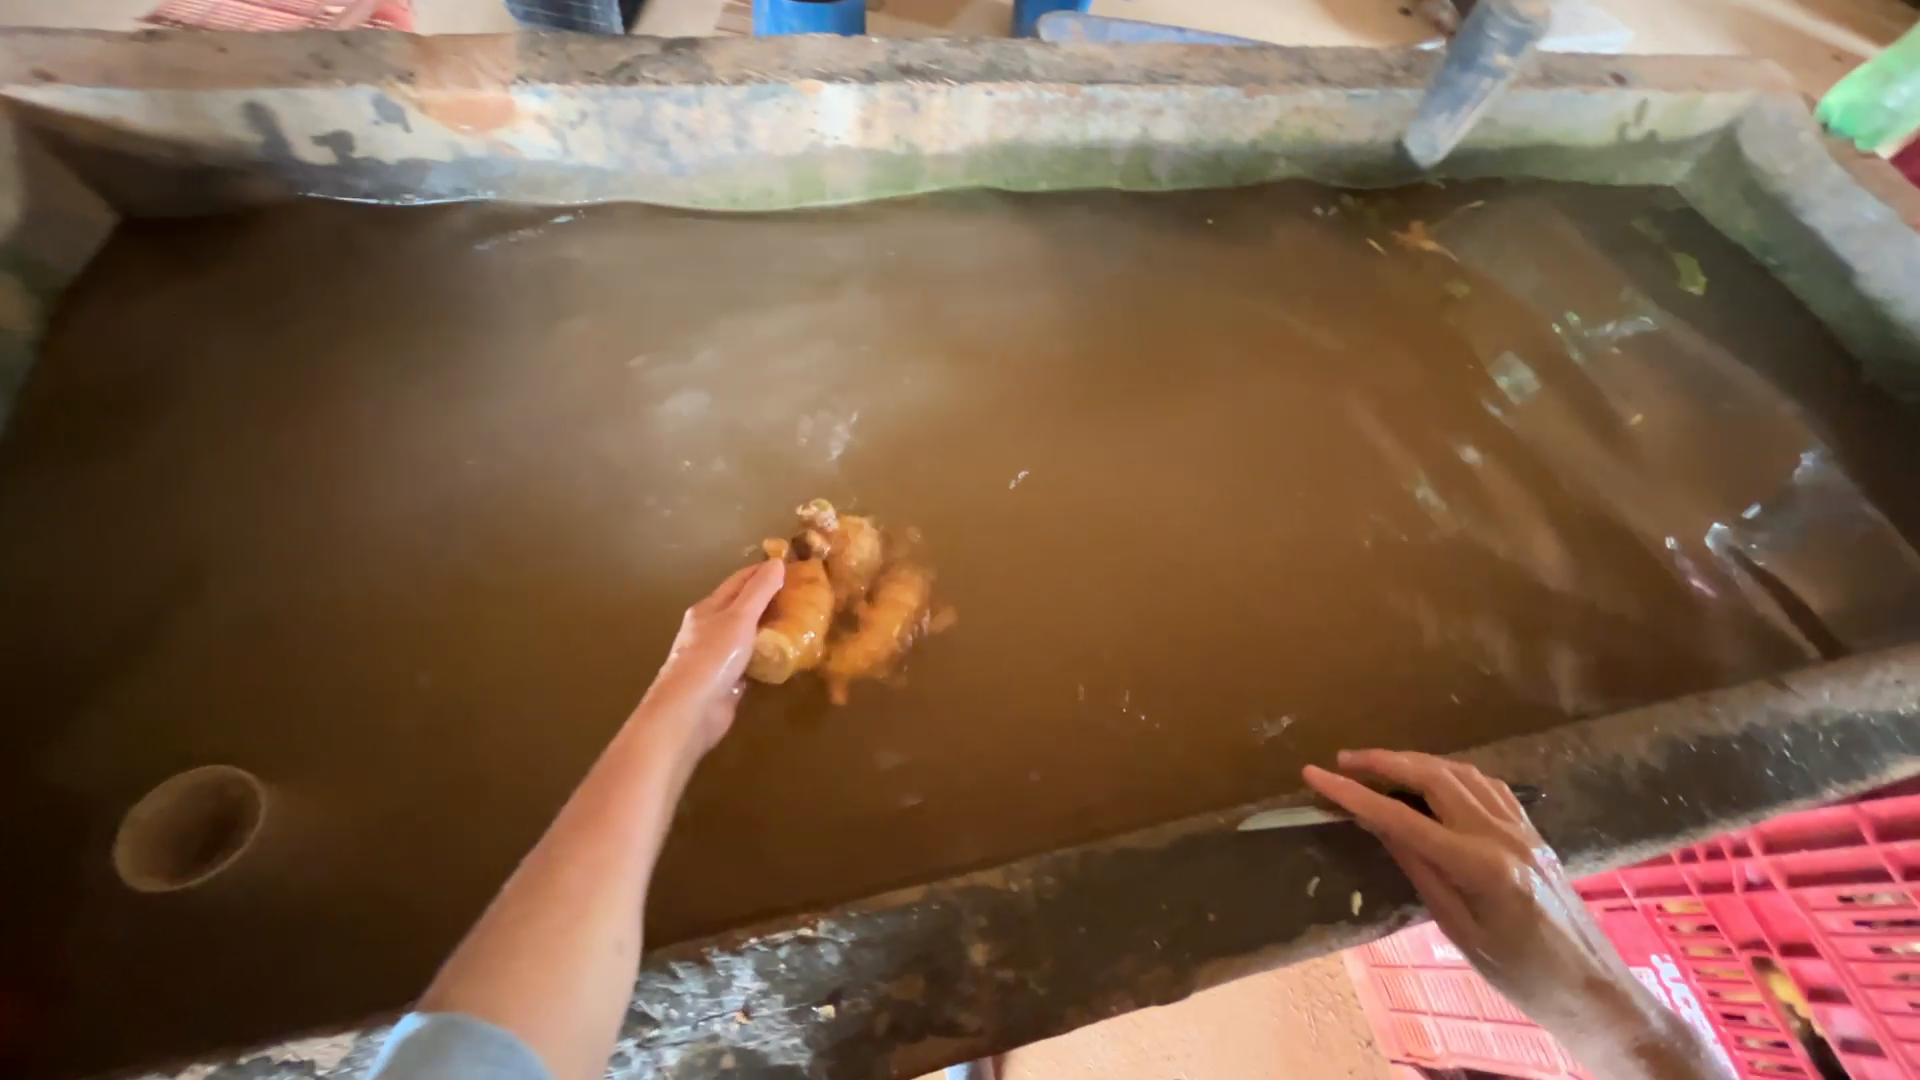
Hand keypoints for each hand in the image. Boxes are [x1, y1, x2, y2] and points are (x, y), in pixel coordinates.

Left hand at [636, 560, 784, 753]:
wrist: (691, 710)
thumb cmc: (712, 656)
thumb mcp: (739, 617)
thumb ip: (759, 591)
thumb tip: (777, 562)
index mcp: (708, 608)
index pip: (739, 581)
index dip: (763, 571)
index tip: (792, 566)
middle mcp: (711, 628)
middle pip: (743, 607)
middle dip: (770, 599)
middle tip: (803, 594)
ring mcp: (718, 656)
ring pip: (749, 634)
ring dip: (771, 627)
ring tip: (802, 621)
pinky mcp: (728, 680)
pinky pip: (753, 660)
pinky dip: (769, 654)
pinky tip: (788, 654)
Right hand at [1303, 751, 1633, 1028]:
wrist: (1598, 995)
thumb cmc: (1521, 976)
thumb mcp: (1457, 928)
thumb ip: (1417, 867)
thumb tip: (1375, 821)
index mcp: (1480, 866)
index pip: (1400, 817)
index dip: (1352, 793)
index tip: (1314, 774)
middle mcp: (1502, 835)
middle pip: (1432, 777)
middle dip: (1382, 761)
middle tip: (1342, 759)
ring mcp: (1522, 829)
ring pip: (1458, 772)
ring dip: (1413, 761)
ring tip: (1377, 764)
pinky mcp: (1532, 831)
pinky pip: (1485, 784)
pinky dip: (1448, 772)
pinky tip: (1432, 778)